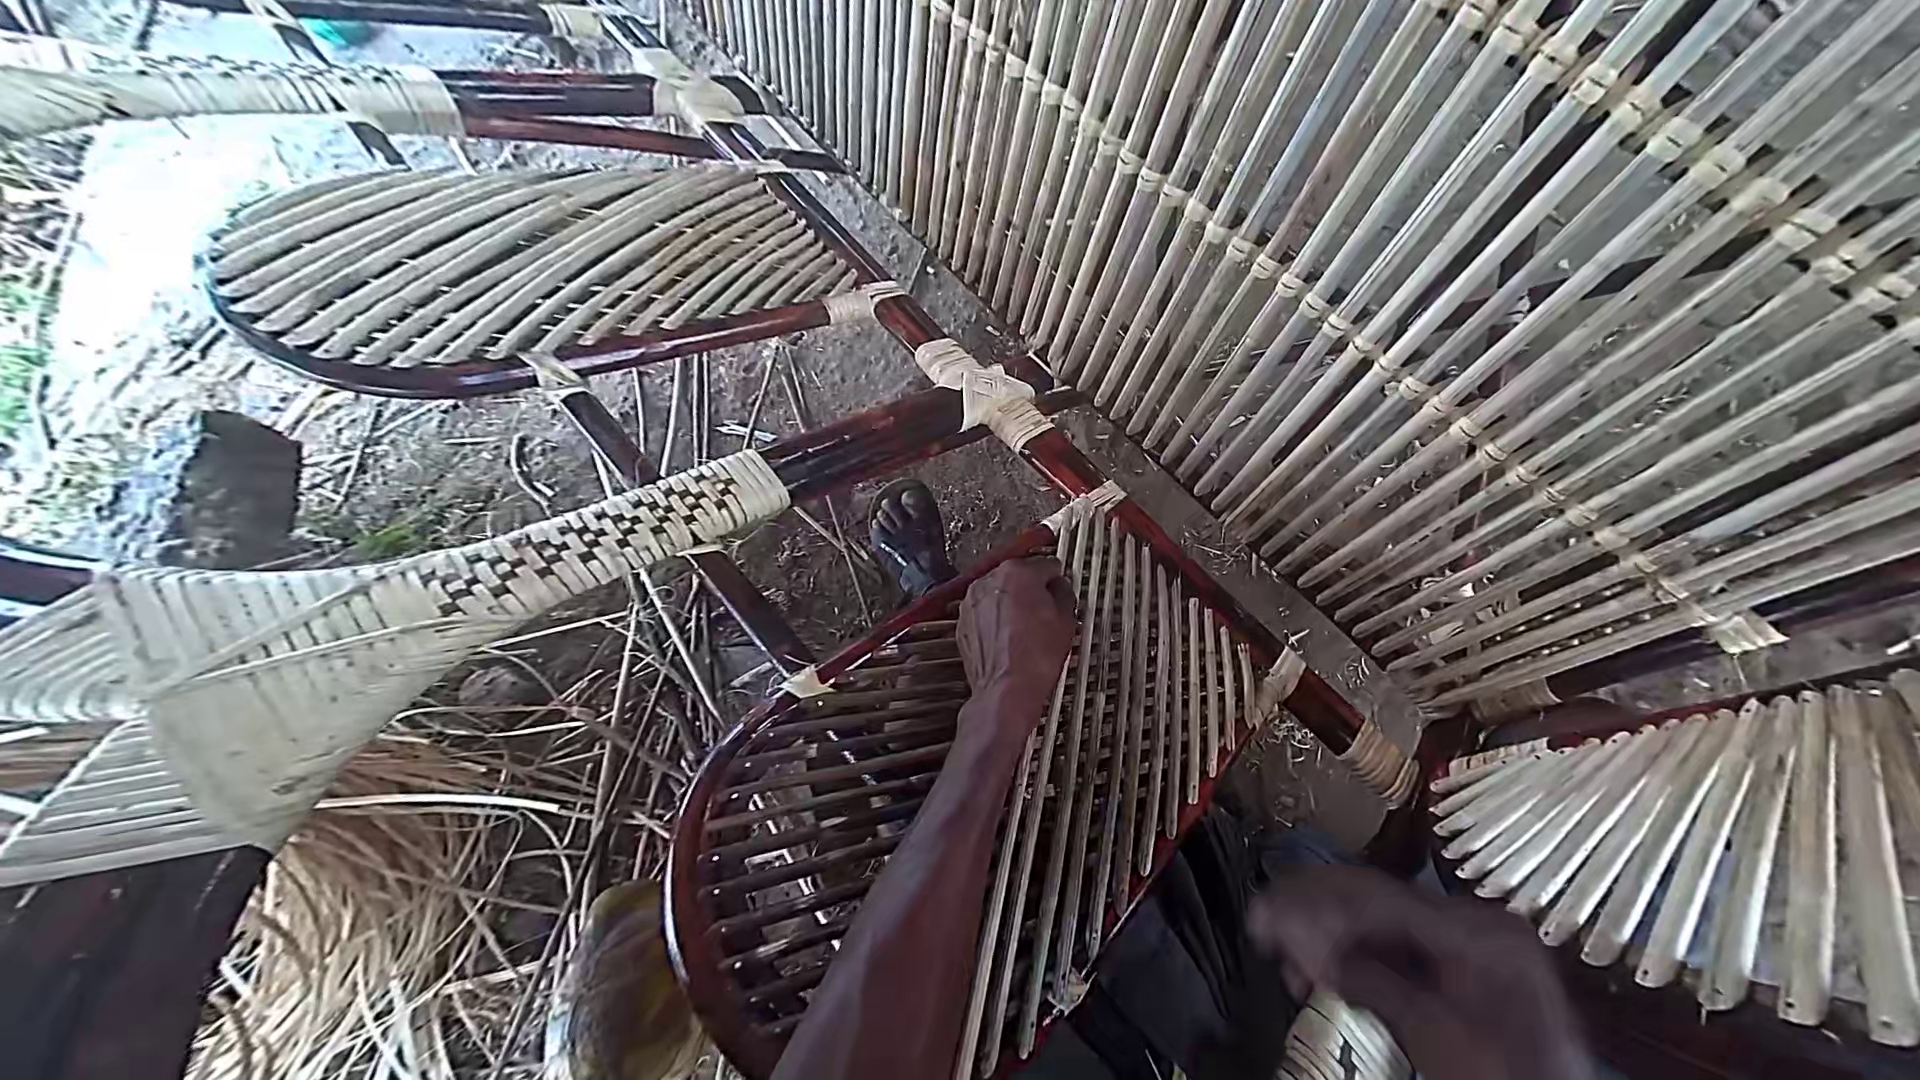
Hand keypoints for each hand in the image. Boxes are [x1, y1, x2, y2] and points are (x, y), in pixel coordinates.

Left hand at [957, 557, 1076, 708]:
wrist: (1006, 689)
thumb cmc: (1033, 659)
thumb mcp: (1066, 620)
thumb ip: (1064, 593)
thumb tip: (1061, 588)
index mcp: (1018, 573)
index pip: (1046, 564)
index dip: (1058, 579)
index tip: (1060, 587)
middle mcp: (990, 581)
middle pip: (1019, 576)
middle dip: (1032, 590)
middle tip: (1046, 611)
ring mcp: (973, 600)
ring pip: (999, 593)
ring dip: (1012, 603)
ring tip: (1027, 628)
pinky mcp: (964, 620)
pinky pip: (985, 612)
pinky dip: (995, 619)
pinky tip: (1010, 637)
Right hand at [1249, 866, 1593, 1079]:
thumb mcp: (1438, 1038)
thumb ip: (1369, 982)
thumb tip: (1302, 946)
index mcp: (1477, 929)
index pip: (1376, 897)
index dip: (1314, 906)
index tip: (1268, 917)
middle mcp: (1467, 918)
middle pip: (1367, 895)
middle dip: (1307, 909)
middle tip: (1260, 921)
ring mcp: (1458, 936)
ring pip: (1367, 912)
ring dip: (1317, 928)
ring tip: (1277, 948)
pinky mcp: (1446, 957)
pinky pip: (1382, 937)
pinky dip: (1342, 949)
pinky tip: (1312, 966)